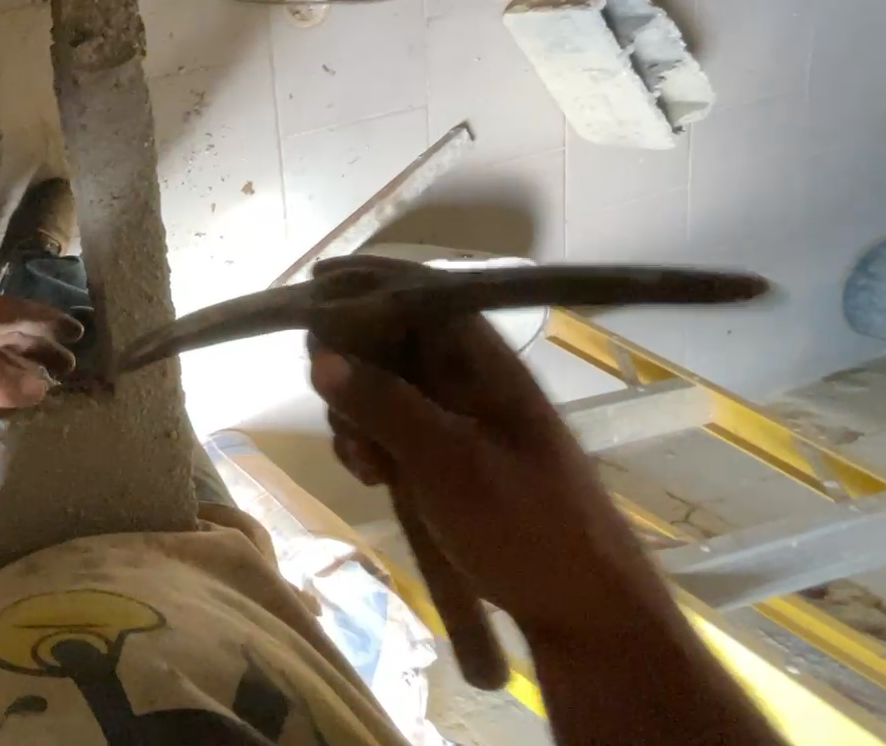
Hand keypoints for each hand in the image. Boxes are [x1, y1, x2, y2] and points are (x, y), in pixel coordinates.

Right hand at [308, 311, 666, 642]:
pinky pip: (376, 424)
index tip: (314, 287)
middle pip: (381, 336)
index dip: (368, 282)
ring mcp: (445, 413)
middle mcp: (460, 376)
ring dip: (351, 415)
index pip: (419, 293)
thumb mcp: (451, 464)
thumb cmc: (530, 527)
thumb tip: (319, 358)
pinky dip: (362, 444)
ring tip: (365, 461)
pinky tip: (371, 478)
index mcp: (482, 361)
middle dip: (347, 365)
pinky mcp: (432, 448)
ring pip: (370, 383)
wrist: (581, 613)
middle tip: (337, 402)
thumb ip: (384, 405)